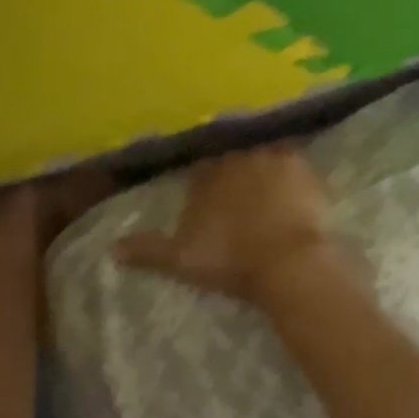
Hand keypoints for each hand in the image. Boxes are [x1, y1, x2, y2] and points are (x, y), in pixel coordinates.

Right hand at [113, 145, 336, 306]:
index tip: (210, 195)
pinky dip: (296, 173)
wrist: (289, 264)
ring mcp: (274, 159)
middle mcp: (237, 157)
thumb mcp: (182, 260)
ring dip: (265, 165)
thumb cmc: (233, 261)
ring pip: (264, 153)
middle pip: (232, 156)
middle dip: (234, 169)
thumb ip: (148, 250)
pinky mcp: (306, 170)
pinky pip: (297, 164)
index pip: (198, 167)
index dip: (204, 181)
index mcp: (205, 174)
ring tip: (271, 186)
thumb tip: (111, 249)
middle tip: (243, 191)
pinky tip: (299, 186)